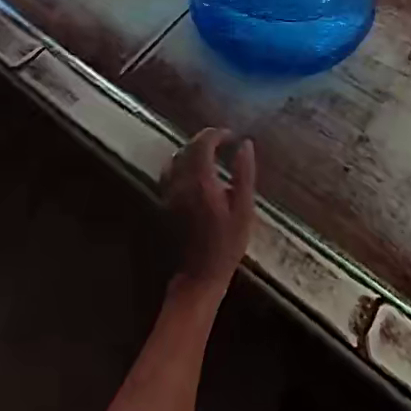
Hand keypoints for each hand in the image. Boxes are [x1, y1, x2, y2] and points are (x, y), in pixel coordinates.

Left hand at [161, 128, 256, 297]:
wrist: (199, 275)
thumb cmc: (227, 245)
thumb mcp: (244, 210)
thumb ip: (244, 174)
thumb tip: (246, 145)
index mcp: (201, 182)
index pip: (203, 144)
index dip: (217, 134)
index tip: (232, 137)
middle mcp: (181, 183)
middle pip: (188, 148)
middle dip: (205, 139)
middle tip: (224, 142)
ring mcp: (169, 193)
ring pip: (175, 158)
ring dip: (192, 150)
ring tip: (210, 154)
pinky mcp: (164, 202)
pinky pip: (169, 172)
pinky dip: (182, 163)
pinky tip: (194, 171)